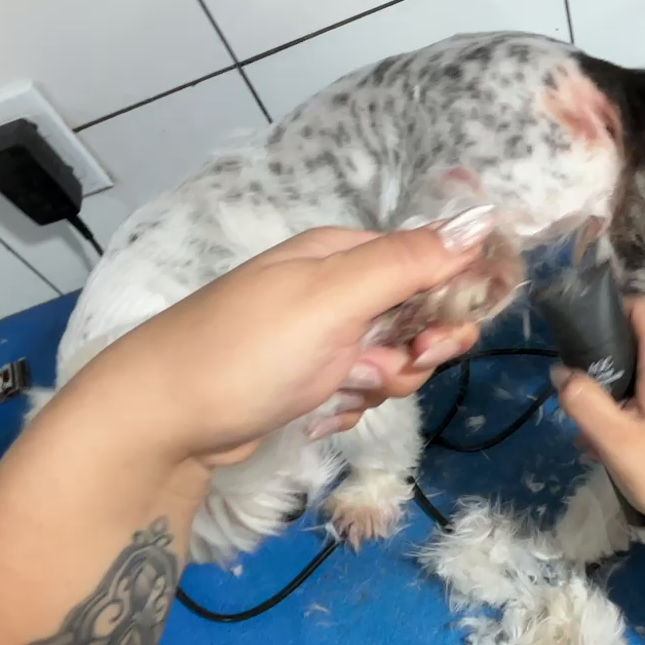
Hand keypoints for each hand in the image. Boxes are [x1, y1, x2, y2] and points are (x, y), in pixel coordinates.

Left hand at [50, 208, 494, 462]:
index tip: (452, 330)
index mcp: (344, 255)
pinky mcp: (313, 381)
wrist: (167, 422)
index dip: (454, 294)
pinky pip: (364, 391)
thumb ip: (406, 262)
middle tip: (391, 366)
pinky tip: (321, 410)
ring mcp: (326, 339)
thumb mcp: (331, 298)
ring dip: (382, 382)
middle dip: (416, 349)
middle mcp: (339, 291)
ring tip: (342, 388)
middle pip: (418, 316)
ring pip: (396, 361)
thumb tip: (478, 223)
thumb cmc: (249, 351)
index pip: (430, 260)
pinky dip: (352, 404)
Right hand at [551, 299, 644, 542]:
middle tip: (578, 384)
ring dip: (616, 388)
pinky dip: (633, 406)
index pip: (642, 307)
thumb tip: (561, 372)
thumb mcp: (613, 439)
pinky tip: (614, 442)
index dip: (611, 307)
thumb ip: (582, 400)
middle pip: (641, 340)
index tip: (581, 328)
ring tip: (590, 422)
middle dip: (606, 355)